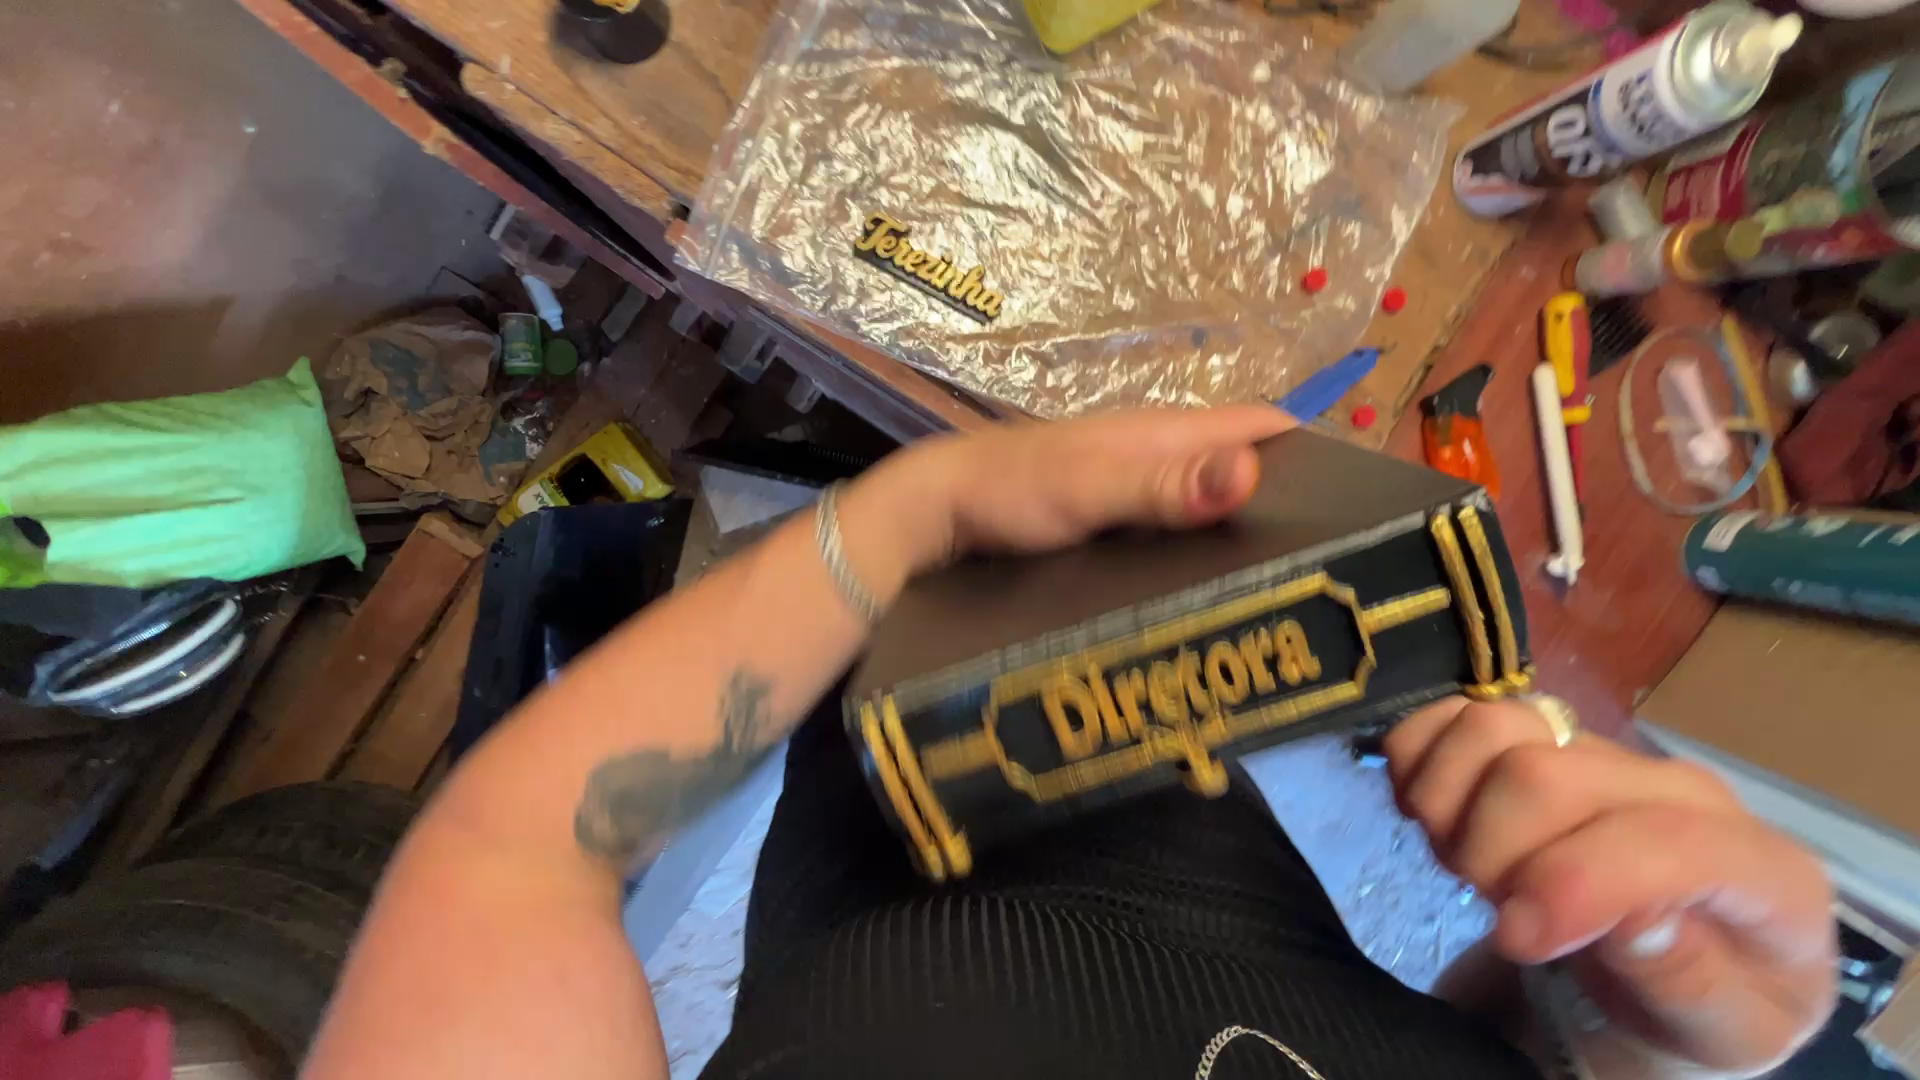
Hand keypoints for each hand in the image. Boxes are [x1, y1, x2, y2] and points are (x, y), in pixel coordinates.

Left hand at [843, 405, 1295, 585]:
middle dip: (1286, 511)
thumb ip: (1163, 483)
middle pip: (1242, 474)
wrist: (942, 512)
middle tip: (1330, 579)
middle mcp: (1159, 459)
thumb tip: (1251, 474)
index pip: (1263, 429)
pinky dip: (1195, 558)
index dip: (1316, 456)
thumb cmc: (1014, 487)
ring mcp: (1134, 494)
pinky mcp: (1112, 526)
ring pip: (1207, 510)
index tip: (1365, 513)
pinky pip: (1171, 536)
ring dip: (1239, 541)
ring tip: (1282, 602)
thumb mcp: (1089, 486)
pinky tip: (1207, 602)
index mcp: (1166, 433)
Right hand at [1385, 697, 1836, 1075]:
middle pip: (1541, 775)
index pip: (1661, 840)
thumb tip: (1631, 919)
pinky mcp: (1525, 734)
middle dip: (1488, 850)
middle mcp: (1673, 784)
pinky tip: (1430, 811)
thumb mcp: (1715, 1028)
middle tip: (1489, 903)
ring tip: (1463, 858)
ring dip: (1444, 802)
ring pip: (1486, 725)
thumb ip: (1686, 981)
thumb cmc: (1691, 1000)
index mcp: (1757, 865)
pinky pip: (1442, 716)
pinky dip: (1414, 760)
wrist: (1655, 961)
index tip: (1513, 939)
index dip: (1573, 883)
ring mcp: (1591, 746)